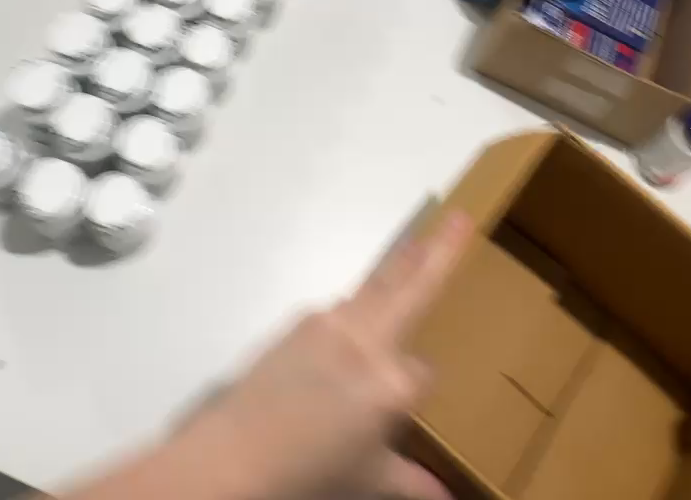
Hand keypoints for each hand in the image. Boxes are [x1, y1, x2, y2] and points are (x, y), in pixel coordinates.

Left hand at [169, 212, 472, 499]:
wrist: (232, 456)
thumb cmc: (308, 473)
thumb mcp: (367, 482)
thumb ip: (411, 482)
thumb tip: (447, 497)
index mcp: (392, 382)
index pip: (426, 373)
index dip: (419, 390)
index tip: (405, 411)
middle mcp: (367, 340)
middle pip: (411, 287)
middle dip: (439, 251)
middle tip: (458, 217)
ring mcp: (332, 324)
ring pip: (377, 286)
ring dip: (399, 265)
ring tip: (418, 243)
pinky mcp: (301, 321)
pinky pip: (340, 308)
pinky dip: (356, 307)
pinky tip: (351, 324)